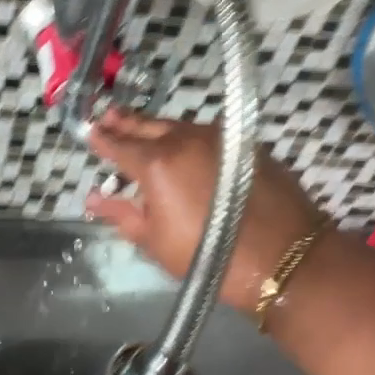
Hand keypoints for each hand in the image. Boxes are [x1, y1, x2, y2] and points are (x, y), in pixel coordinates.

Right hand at [84, 108, 326, 311]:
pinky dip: (189, 137)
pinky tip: (187, 146)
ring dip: (158, 127)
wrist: (284, 257)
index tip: (90, 131)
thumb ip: (123, 214)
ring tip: (145, 130)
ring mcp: (218, 137)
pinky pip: (207, 134)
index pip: (119, 144)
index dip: (102, 139)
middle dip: (126, 122)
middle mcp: (184, 140)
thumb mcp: (157, 242)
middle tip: (109, 116)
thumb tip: (94, 198)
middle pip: (147, 126)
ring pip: (179, 126)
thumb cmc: (212, 257)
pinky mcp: (245, 143)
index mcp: (156, 163)